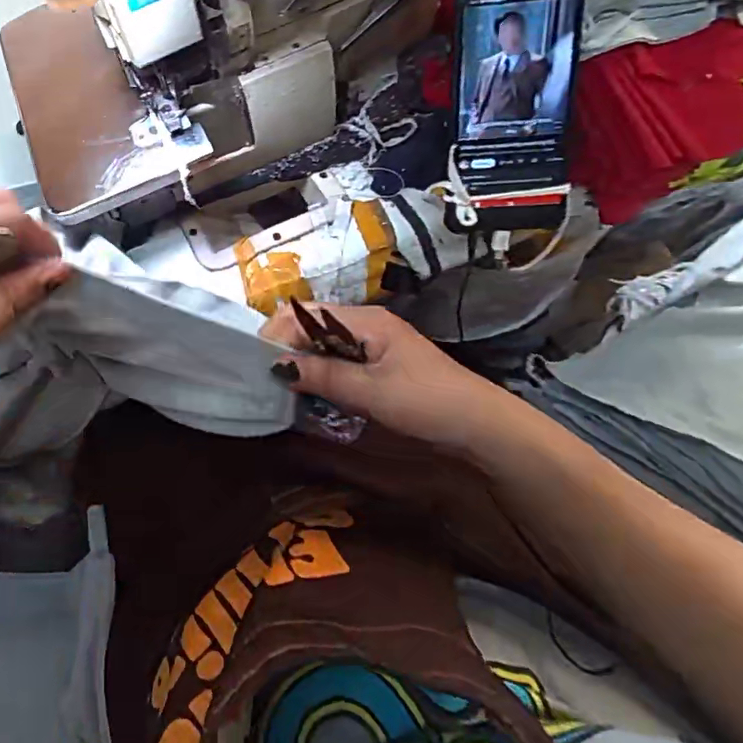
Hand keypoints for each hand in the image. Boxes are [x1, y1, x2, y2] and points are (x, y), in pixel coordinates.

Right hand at [260, 303, 522, 450]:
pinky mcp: (377, 366)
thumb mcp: (370, 392)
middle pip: (310, 326)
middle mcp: (364, 325)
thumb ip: (321, 376)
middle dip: (285, 347)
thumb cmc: (427, 403)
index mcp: (364, 320)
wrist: (483, 429)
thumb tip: (275, 367)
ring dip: (301, 362)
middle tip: (266, 377)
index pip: (305, 314)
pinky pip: (335, 361)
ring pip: (320, 344)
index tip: (260, 364)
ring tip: (281, 386)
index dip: (278, 334)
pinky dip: (318, 373)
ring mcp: (372, 345)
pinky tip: (310, 392)